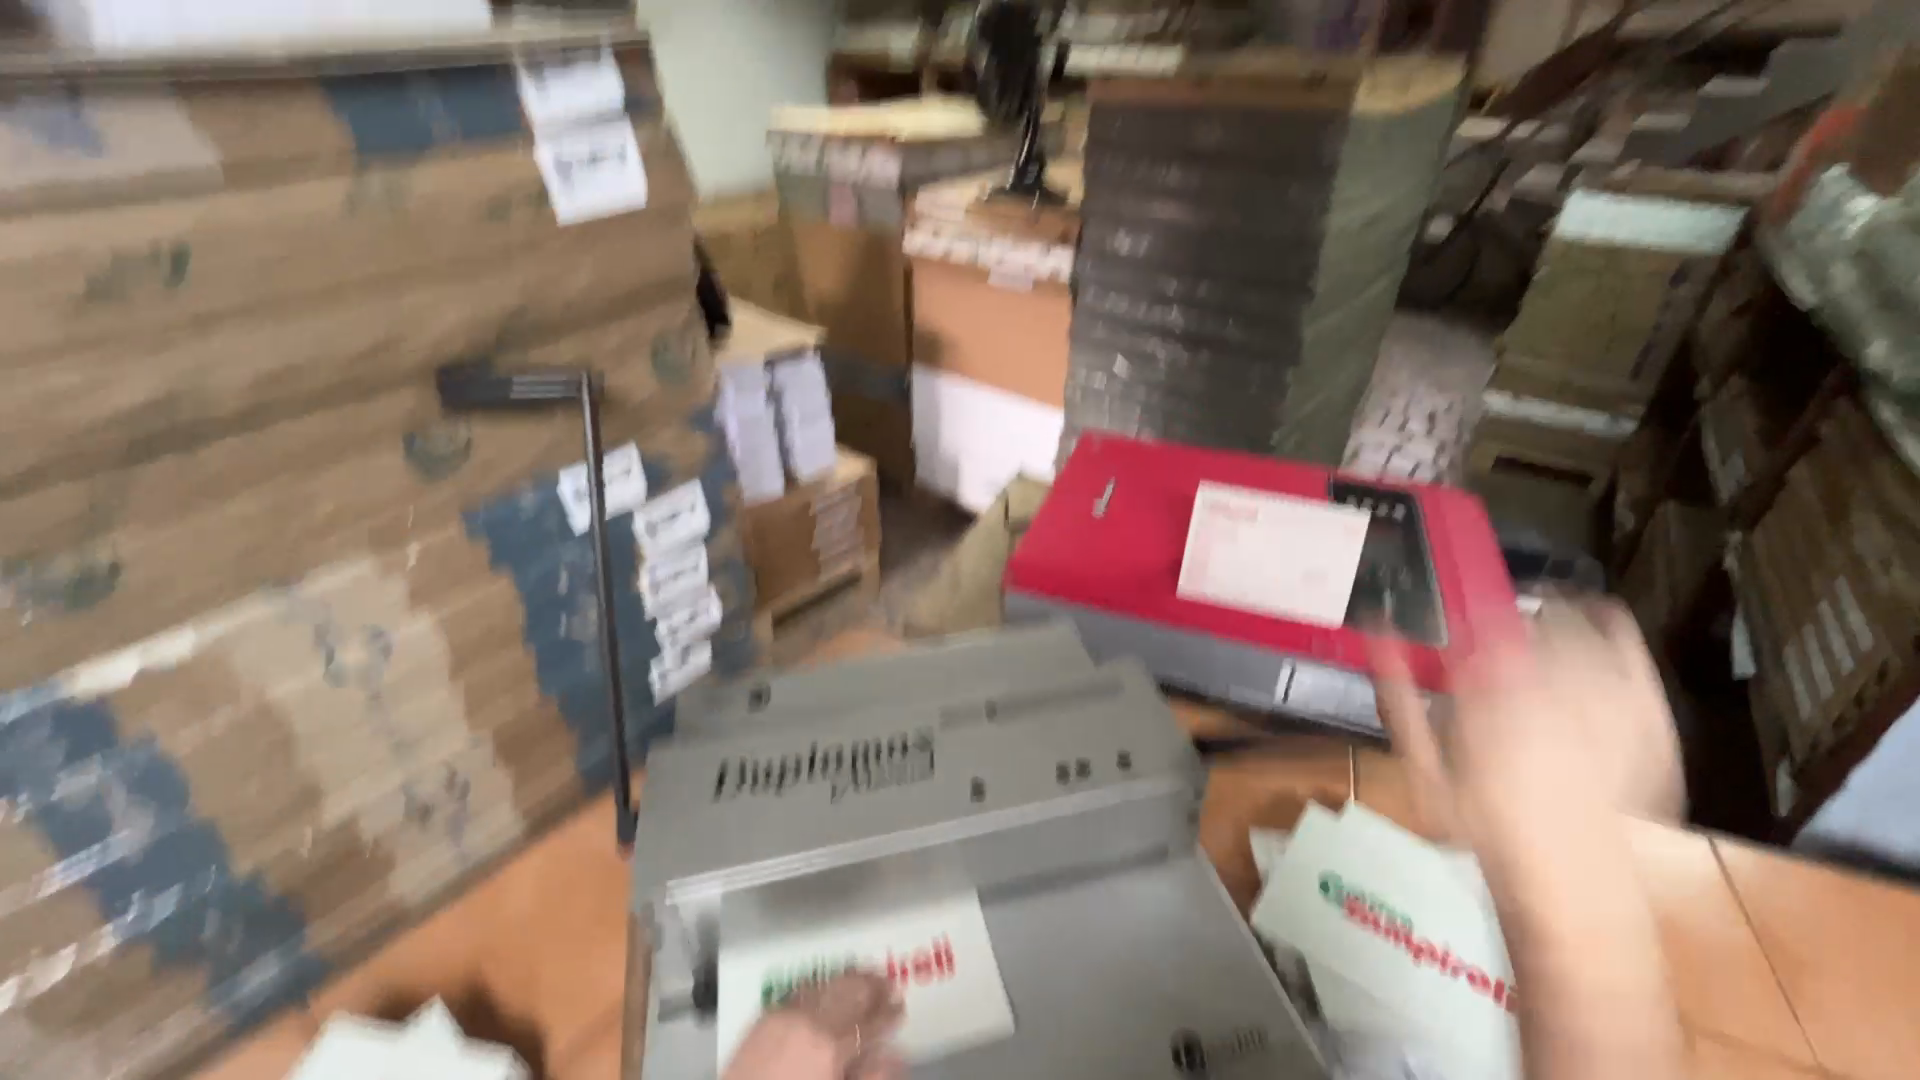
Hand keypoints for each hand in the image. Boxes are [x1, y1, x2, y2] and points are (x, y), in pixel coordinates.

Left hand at [722, 972, 905, 1079]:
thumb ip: (870, 1074)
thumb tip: (894, 1054)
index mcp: (832, 1046)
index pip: (872, 1021)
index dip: (890, 1013)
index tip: (900, 1008)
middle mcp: (811, 1021)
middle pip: (851, 992)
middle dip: (873, 986)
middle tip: (889, 984)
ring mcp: (786, 1014)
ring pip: (827, 984)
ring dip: (849, 978)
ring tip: (864, 976)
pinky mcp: (767, 1015)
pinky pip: (802, 988)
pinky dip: (820, 983)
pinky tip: (829, 983)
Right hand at [1369, 598, 1683, 864]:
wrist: (1569, 874)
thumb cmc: (1482, 822)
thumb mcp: (1424, 763)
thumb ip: (1399, 695)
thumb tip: (1377, 634)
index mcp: (1488, 697)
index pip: (1474, 627)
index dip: (1461, 617)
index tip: (1449, 625)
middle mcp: (1548, 687)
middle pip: (1525, 623)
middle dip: (1503, 620)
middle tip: (1486, 633)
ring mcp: (1604, 697)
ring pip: (1574, 629)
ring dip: (1548, 620)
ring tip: (1531, 629)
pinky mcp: (1646, 712)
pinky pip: (1629, 651)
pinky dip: (1611, 629)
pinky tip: (1595, 618)